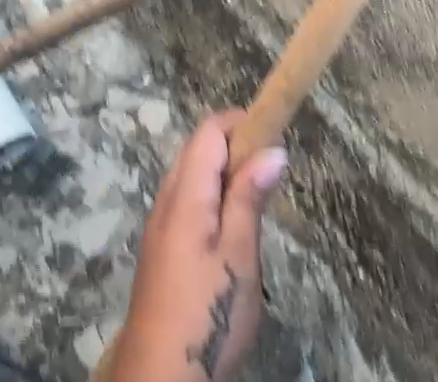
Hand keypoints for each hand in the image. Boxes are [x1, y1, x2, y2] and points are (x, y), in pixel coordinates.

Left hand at [111, 111, 288, 381]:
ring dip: (227, 174)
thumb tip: (274, 148)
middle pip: (198, 151)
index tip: (277, 134)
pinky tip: (237, 228)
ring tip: (262, 198)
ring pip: (193, 177)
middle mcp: (166, 205)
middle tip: (274, 170)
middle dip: (237, 147)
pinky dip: (215, 199)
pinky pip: (189, 204)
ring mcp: (160, 230)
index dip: (242, 123)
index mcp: (184, 198)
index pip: (208, 132)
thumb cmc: (207, 314)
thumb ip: (251, 198)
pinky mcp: (163, 253)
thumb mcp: (239, 255)